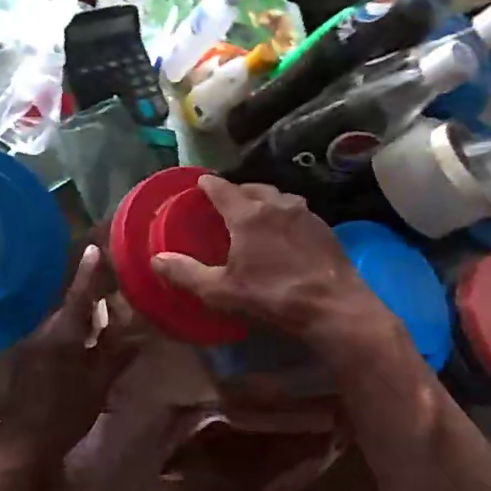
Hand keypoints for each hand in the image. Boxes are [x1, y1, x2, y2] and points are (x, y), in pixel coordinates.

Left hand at [0, 245, 135, 476]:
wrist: (24, 440)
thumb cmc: (65, 414)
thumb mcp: (97, 387)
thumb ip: (115, 358)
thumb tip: (139, 338)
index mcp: (62, 334)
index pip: (78, 295)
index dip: (88, 272)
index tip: (95, 249)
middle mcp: (43, 331)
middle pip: (69, 306)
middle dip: (89, 296)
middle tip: (112, 289)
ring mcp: (32, 343)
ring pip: (59, 320)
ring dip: (78, 316)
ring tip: (101, 314)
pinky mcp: (27, 356)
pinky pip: (51, 334)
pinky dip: (68, 331)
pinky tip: (81, 341)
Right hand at [150, 176, 404, 348]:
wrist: (334, 308)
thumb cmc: (272, 296)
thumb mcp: (220, 291)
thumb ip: (186, 273)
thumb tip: (156, 259)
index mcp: (248, 215)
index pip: (221, 188)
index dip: (207, 184)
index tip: (200, 183)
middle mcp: (277, 205)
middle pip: (252, 188)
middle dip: (236, 191)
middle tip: (225, 203)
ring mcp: (306, 214)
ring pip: (278, 198)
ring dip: (263, 201)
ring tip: (254, 215)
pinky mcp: (325, 228)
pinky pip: (297, 212)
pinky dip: (284, 215)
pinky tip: (283, 234)